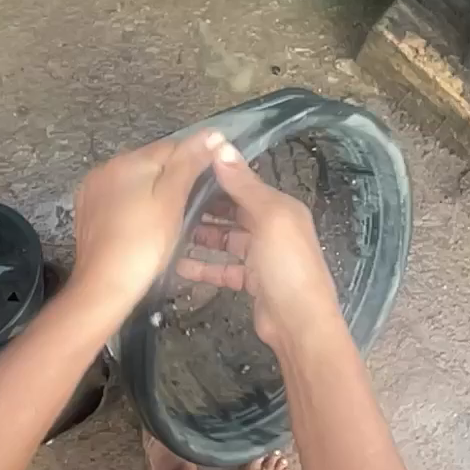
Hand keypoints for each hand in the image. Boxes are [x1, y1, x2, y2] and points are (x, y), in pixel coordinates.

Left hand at [69, 129, 224, 313]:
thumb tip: (212, 134)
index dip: (195, 163)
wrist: (105, 285)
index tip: (209, 186)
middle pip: (152, 164)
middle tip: (189, 208)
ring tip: (167, 221)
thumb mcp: (173, 201)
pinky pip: (120, 199)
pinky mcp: (89, 212)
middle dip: (173, 179)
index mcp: (129, 162)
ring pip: (135, 182)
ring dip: (153, 193)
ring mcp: (94, 191)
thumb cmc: (142, 246)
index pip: (172, 147)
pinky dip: (135, 207)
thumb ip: (190, 163)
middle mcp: (107, 169)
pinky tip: (144, 228)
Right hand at [175, 142, 341, 347]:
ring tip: (170, 232)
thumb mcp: (269, 217)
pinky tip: (180, 264)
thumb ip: (244, 184)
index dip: (217, 178)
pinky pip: (224, 268)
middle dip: (205, 207)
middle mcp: (273, 228)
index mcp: (281, 208)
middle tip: (171, 203)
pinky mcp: (252, 282)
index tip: (184, 172)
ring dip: (202, 237)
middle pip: (233, 212)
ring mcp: (262, 257)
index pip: (244, 185)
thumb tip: (222, 147)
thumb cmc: (287, 266)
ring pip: (226, 240)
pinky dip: (204, 266)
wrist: (299, 322)